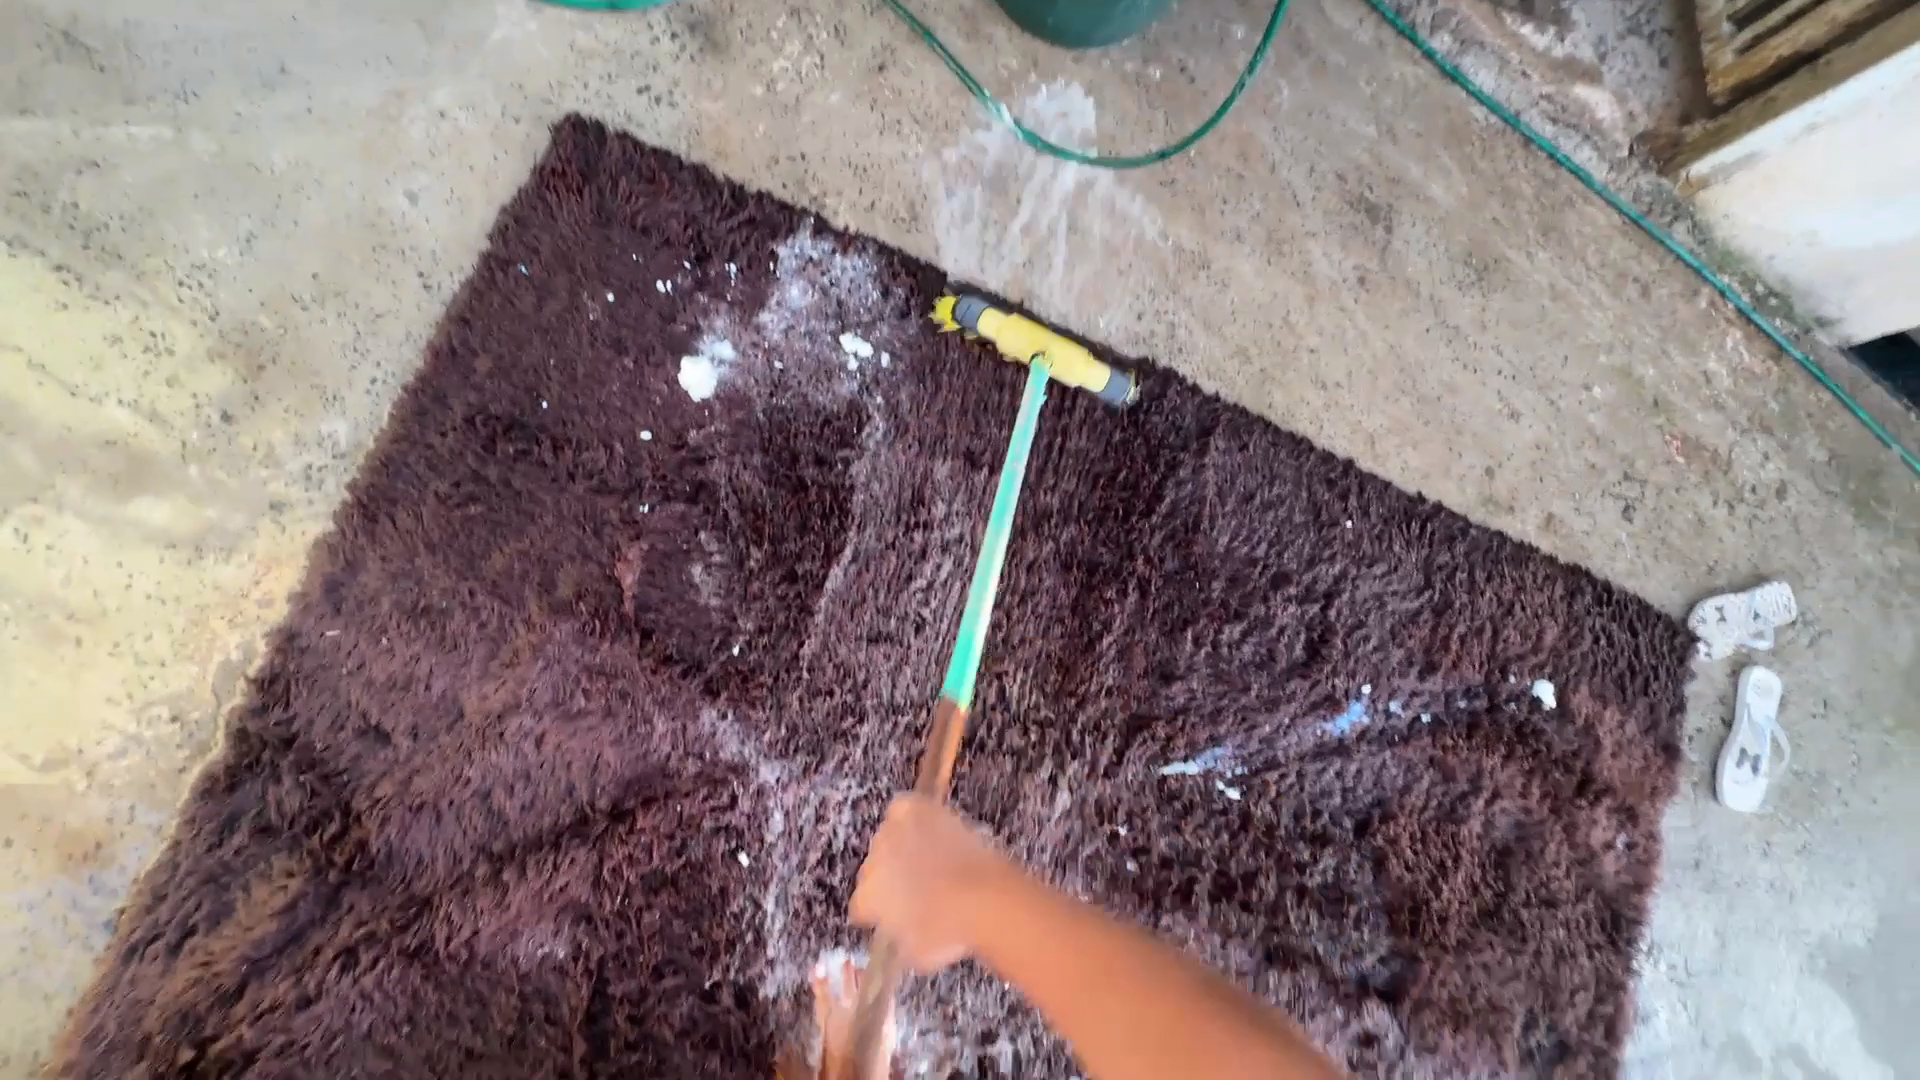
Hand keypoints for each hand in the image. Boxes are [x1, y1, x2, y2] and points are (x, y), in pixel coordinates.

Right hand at [848, 794, 1017, 972]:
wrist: (982, 896)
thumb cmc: (951, 932)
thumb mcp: (918, 952)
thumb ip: (900, 937)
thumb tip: (903, 930)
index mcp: (867, 899)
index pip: (861, 904)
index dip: (879, 910)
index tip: (895, 913)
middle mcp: (872, 862)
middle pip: (873, 868)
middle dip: (890, 878)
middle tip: (915, 886)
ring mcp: (893, 833)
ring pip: (886, 836)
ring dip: (900, 846)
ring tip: (925, 856)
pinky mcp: (916, 810)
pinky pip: (903, 808)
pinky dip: (911, 815)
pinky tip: (924, 826)